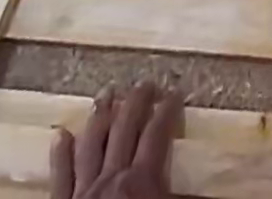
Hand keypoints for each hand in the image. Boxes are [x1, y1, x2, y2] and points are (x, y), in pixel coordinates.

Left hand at [50, 82, 181, 198]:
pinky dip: (60, 154)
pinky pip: (59, 176)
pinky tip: (59, 134)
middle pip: (125, 128)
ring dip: (100, 115)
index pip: (157, 133)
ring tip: (106, 93)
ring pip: (91, 143)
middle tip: (145, 83)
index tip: (176, 92)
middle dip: (136, 101)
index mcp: (140, 181)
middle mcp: (111, 177)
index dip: (168, 110)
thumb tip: (211, 187)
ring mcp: (83, 191)